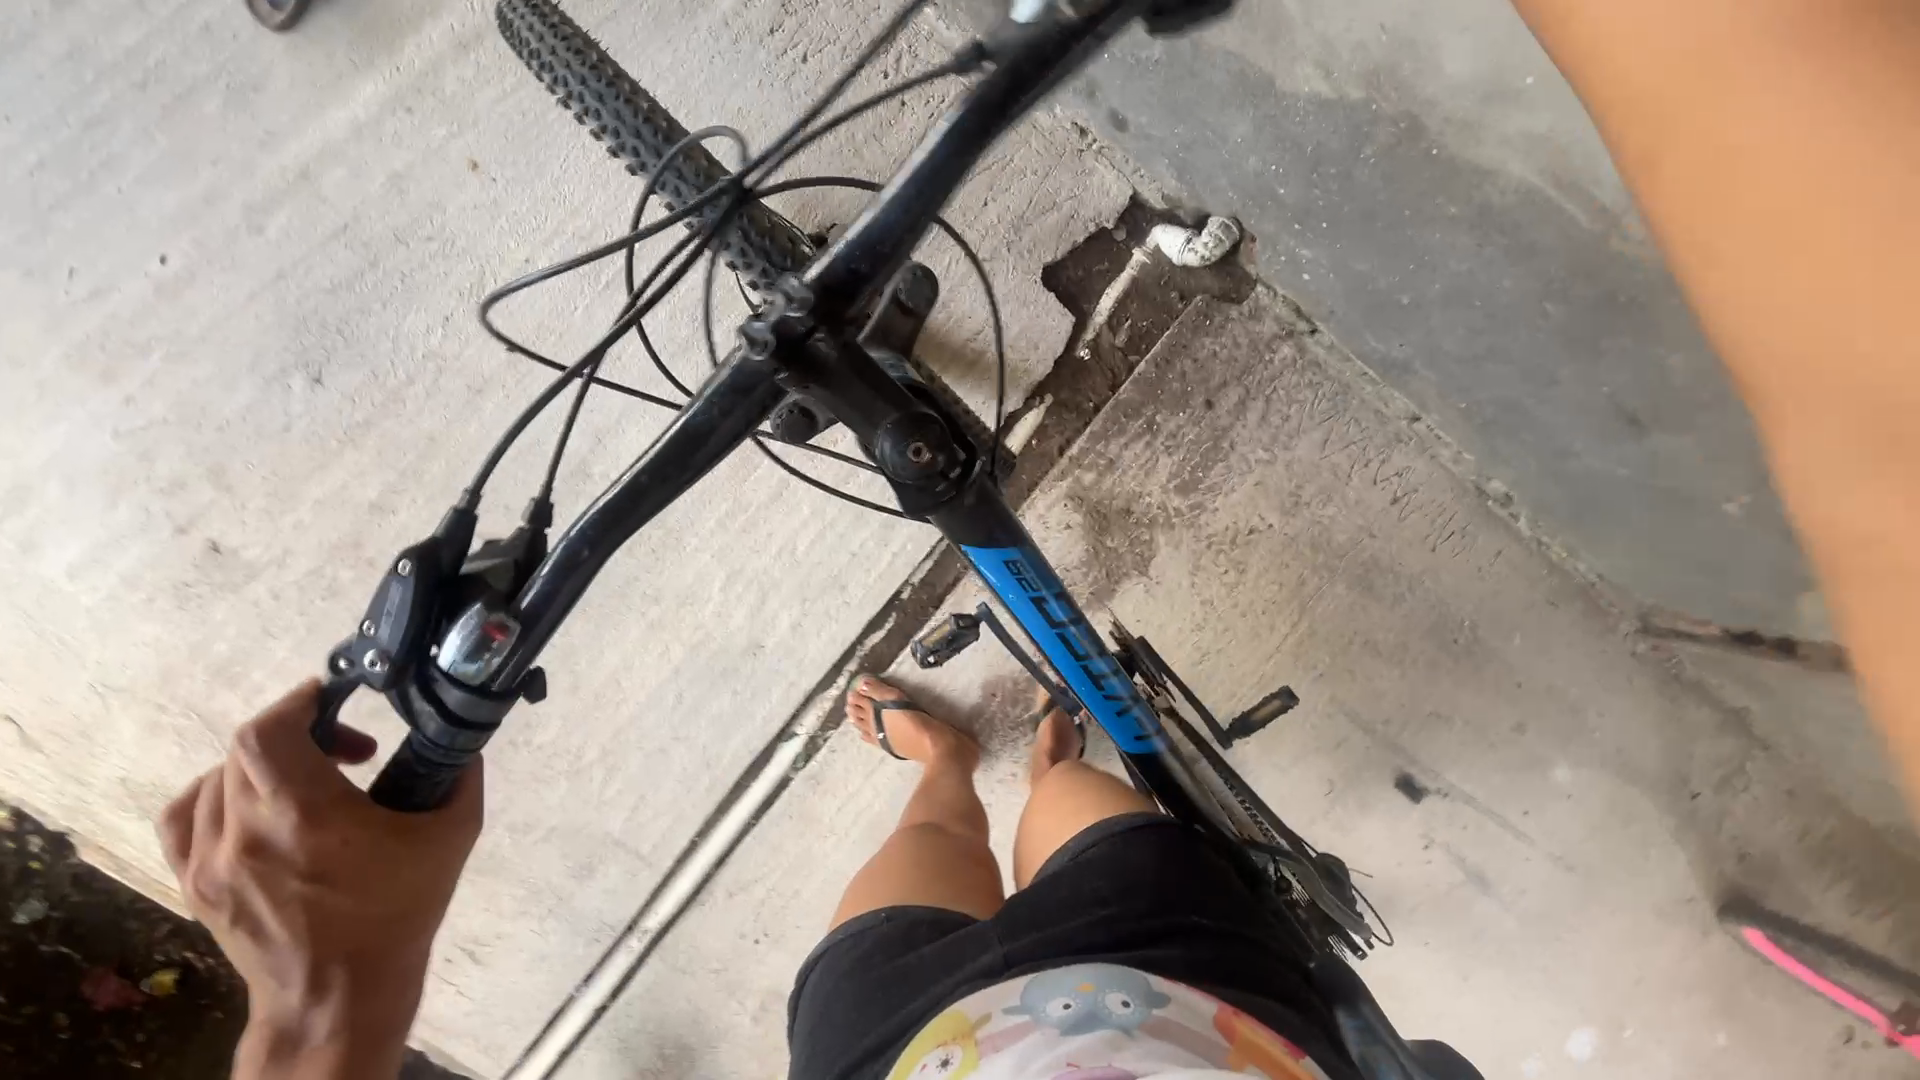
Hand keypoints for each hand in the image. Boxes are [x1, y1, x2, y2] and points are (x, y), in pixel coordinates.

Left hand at [156, 680, 483, 1079]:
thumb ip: (459, 775)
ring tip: (310, 776)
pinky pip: (187, 817)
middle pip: (245, 749)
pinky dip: (220, 793)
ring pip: (216, 778)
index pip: (268, 732)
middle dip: (299, 730)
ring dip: (266, 762)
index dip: (299, 701)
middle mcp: (243, 830)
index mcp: (305, 813)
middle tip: (348, 745)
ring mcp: (208, 860)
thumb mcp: (454, 833)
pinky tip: (260, 804)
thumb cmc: (401, 908)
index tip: (335, 696)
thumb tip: (461, 740)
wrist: (341, 990)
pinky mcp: (194, 882)